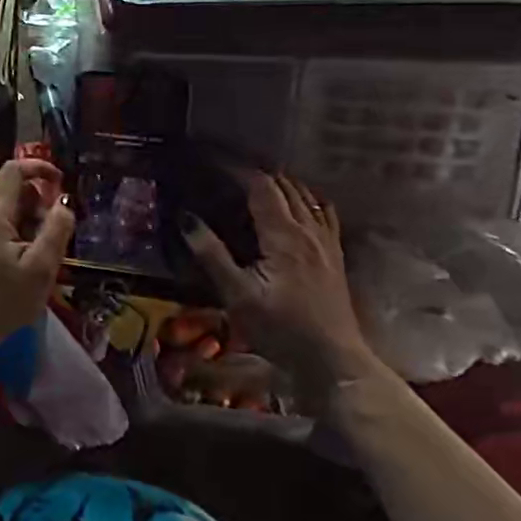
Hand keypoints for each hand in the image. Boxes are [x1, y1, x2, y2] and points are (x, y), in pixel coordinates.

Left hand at [0, 159, 73, 350]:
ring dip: (34, 219)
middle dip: (41, 203)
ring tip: (44, 252)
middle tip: (55, 235)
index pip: (14, 169)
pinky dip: (23, 229)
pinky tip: (30, 257)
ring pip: (13, 206)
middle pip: (16, 188)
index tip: (63, 183)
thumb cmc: (7, 297)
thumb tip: (65, 202)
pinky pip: (6, 220)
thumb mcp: (41, 266)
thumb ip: (56, 230)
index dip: (39, 168)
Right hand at [181, 170, 379, 388]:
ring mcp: (327, 244)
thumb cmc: (280, 330)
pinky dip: (302, 197)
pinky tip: (292, 203)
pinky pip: (321, 212)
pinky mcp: (334, 256)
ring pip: (306, 196)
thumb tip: (185, 216)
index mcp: (284, 236)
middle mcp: (309, 232)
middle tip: (223, 163)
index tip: (208, 157)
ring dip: (278, 180)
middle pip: (285, 185)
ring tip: (251, 176)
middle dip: (254, 168)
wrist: (334, 364)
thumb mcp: (235, 293)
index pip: (260, 186)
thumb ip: (210, 252)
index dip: (234, 166)